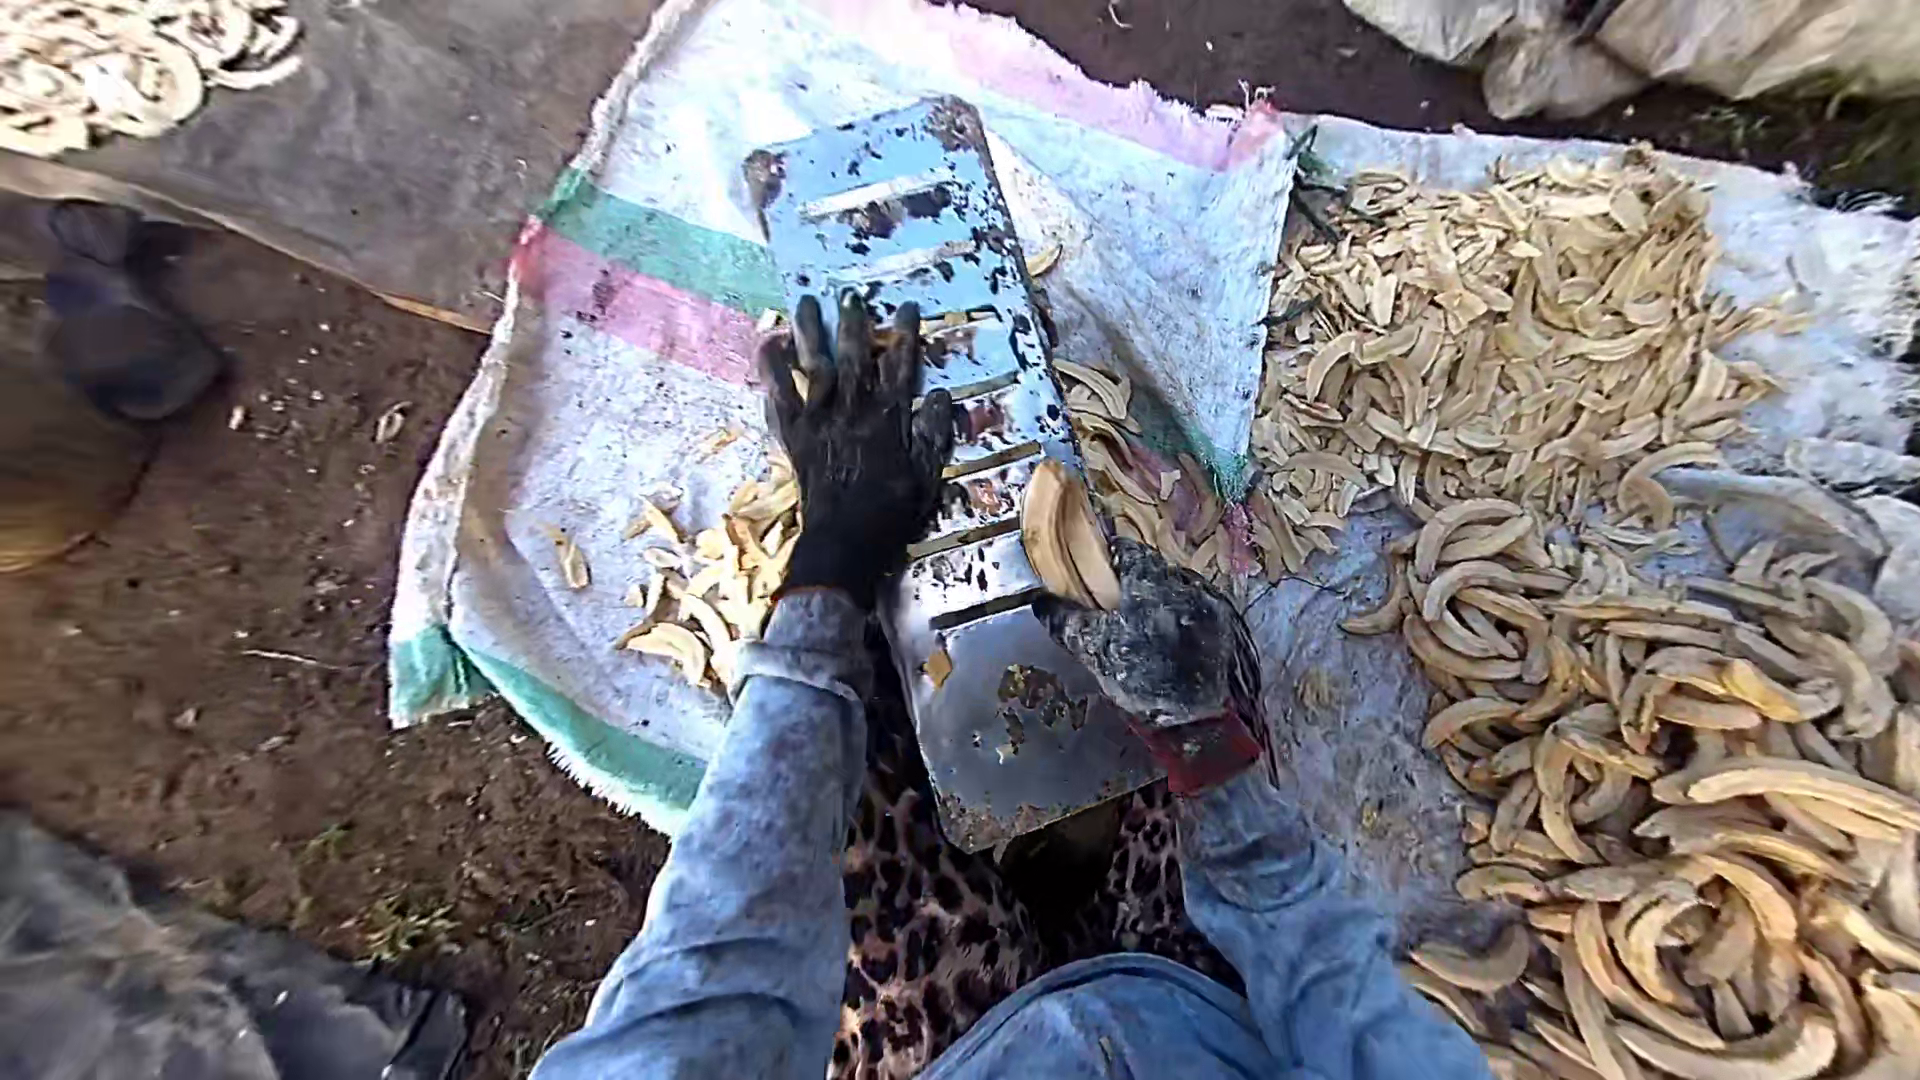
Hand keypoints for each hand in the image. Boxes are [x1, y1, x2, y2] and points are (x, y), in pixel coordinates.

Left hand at [760, 292, 953, 608]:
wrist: (843, 542)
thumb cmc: (891, 513)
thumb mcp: (926, 479)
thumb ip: (934, 436)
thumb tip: (942, 395)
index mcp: (888, 420)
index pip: (900, 367)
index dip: (905, 335)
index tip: (908, 308)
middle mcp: (852, 410)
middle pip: (853, 357)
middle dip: (855, 323)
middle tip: (852, 294)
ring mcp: (818, 419)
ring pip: (814, 365)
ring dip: (810, 332)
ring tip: (807, 303)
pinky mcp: (794, 434)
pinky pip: (780, 395)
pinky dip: (773, 369)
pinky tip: (768, 344)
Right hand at [1034, 539, 1265, 792]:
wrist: (1203, 720)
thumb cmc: (1143, 679)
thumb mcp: (1095, 651)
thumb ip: (1066, 622)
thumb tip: (1040, 603)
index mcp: (1148, 580)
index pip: (1124, 549)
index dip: (1106, 556)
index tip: (1095, 569)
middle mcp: (1183, 582)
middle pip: (1150, 568)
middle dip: (1132, 580)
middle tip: (1114, 601)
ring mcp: (1210, 602)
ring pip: (1174, 587)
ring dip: (1157, 598)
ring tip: (1142, 624)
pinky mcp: (1227, 624)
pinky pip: (1196, 607)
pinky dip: (1180, 615)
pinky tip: (1170, 639)